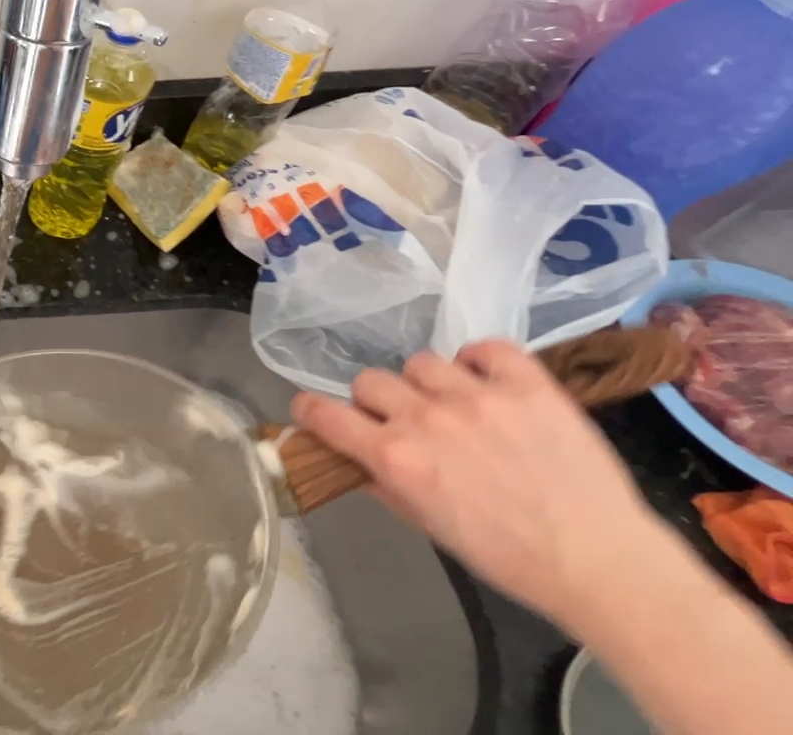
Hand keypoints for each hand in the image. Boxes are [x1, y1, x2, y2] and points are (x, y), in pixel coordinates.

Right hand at [291, 340, 664, 629]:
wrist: (602, 564)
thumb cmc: (506, 555)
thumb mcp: (427, 525)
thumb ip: (384, 483)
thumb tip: (357, 458)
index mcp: (393, 456)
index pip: (322, 412)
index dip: (310, 410)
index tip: (315, 414)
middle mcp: (425, 418)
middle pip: (370, 381)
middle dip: (377, 402)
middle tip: (403, 422)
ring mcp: (478, 397)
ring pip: (421, 363)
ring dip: (426, 384)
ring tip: (453, 405)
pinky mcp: (529, 387)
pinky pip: (486, 348)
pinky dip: (480, 361)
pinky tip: (486, 382)